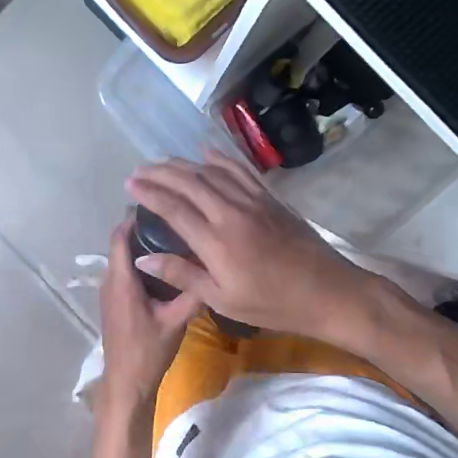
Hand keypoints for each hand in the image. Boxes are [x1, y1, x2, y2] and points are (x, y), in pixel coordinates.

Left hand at [99, 213, 204, 408]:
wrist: (126, 384)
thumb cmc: (148, 352)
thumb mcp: (177, 322)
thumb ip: (193, 294)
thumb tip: (213, 266)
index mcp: (122, 281)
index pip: (121, 235)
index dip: (137, 217)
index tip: (163, 205)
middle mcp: (110, 281)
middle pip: (122, 242)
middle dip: (144, 228)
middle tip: (176, 220)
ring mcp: (109, 292)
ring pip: (123, 257)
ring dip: (143, 245)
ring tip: (175, 237)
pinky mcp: (114, 302)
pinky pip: (124, 271)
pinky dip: (141, 262)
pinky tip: (167, 266)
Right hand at [125, 156, 376, 340]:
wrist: (327, 291)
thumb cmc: (273, 304)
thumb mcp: (223, 300)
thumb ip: (183, 275)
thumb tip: (144, 257)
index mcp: (217, 242)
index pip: (174, 209)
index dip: (150, 193)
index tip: (130, 185)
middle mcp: (232, 213)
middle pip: (190, 183)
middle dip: (161, 173)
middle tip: (140, 170)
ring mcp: (254, 202)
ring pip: (213, 173)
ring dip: (185, 164)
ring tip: (164, 162)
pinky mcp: (270, 199)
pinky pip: (241, 171)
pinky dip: (221, 159)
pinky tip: (207, 153)